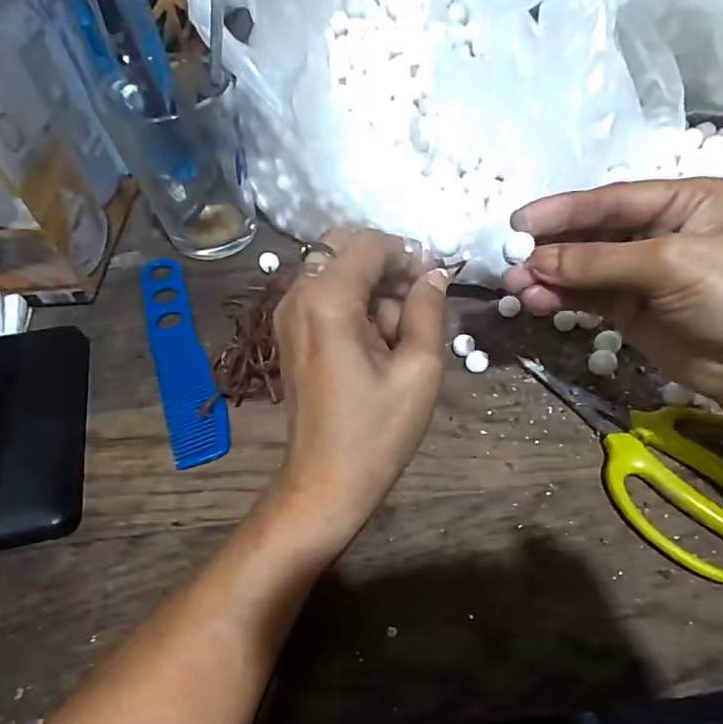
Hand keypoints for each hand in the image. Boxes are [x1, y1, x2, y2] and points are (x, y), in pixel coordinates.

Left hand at [268, 229, 449, 546]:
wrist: (326, 481)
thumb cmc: (376, 432)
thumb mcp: (418, 369)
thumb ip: (428, 310)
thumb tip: (435, 274)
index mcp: (327, 300)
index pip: (369, 242)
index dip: (407, 255)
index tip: (432, 287)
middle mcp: (297, 296)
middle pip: (345, 248)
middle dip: (386, 268)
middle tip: (415, 309)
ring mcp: (286, 316)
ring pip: (335, 272)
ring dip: (370, 290)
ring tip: (396, 340)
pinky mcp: (289, 335)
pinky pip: (323, 298)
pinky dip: (352, 307)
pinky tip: (373, 347)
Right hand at [501, 178, 722, 400]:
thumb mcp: (669, 265)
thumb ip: (598, 262)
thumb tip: (534, 263)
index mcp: (682, 201)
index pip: (611, 201)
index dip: (563, 211)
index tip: (517, 222)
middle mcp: (660, 231)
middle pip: (592, 234)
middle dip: (551, 248)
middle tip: (508, 261)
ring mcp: (643, 273)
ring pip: (583, 269)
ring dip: (549, 277)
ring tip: (515, 288)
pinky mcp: (631, 310)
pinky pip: (587, 298)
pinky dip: (560, 300)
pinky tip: (536, 302)